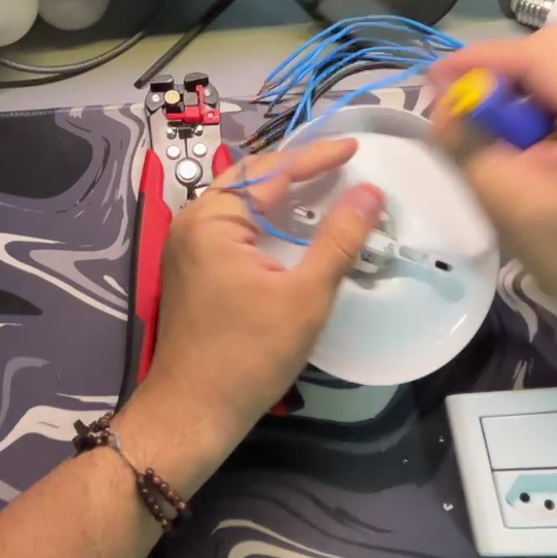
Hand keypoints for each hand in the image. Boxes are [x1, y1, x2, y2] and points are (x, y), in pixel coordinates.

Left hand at [138, 138, 383, 443]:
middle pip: (249, 177)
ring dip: (276, 188)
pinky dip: (261, 214)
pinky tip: (286, 221)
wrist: (193, 411)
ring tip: (318, 180)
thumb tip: (370, 193)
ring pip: (237, 199)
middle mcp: (192, 220)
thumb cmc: (249, 355)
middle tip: (337, 159)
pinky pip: (230, 223)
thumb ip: (338, 240)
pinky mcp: (190, 264)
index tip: (354, 147)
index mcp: (213, 219)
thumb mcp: (305, 297)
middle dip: (294, 165)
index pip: (271, 172)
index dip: (316, 157)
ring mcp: (186, 242)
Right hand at [427, 27, 556, 362]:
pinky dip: (548, 96)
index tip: (432, 80)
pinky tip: (529, 132)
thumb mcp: (507, 200)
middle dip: (502, 69)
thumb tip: (439, 96)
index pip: (540, 55)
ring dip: (524, 82)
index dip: (479, 61)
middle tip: (461, 102)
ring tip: (493, 121)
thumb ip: (465, 138)